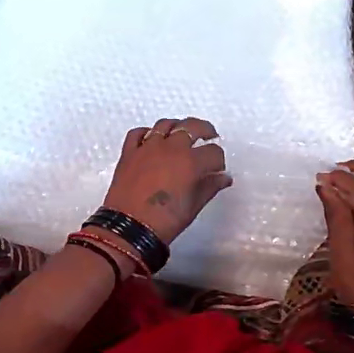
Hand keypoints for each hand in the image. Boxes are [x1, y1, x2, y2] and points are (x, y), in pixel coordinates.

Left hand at [102, 117, 231, 242]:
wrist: (130, 227)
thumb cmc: (166, 220)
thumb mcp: (194, 206)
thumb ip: (210, 187)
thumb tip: (224, 177)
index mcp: (191, 161)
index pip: (213, 152)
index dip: (219, 161)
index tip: (217, 170)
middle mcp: (170, 147)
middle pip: (192, 126)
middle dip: (205, 130)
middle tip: (209, 136)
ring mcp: (147, 147)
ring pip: (165, 124)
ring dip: (177, 128)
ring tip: (181, 136)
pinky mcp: (129, 152)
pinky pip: (138, 133)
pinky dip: (147, 133)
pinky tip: (152, 141)